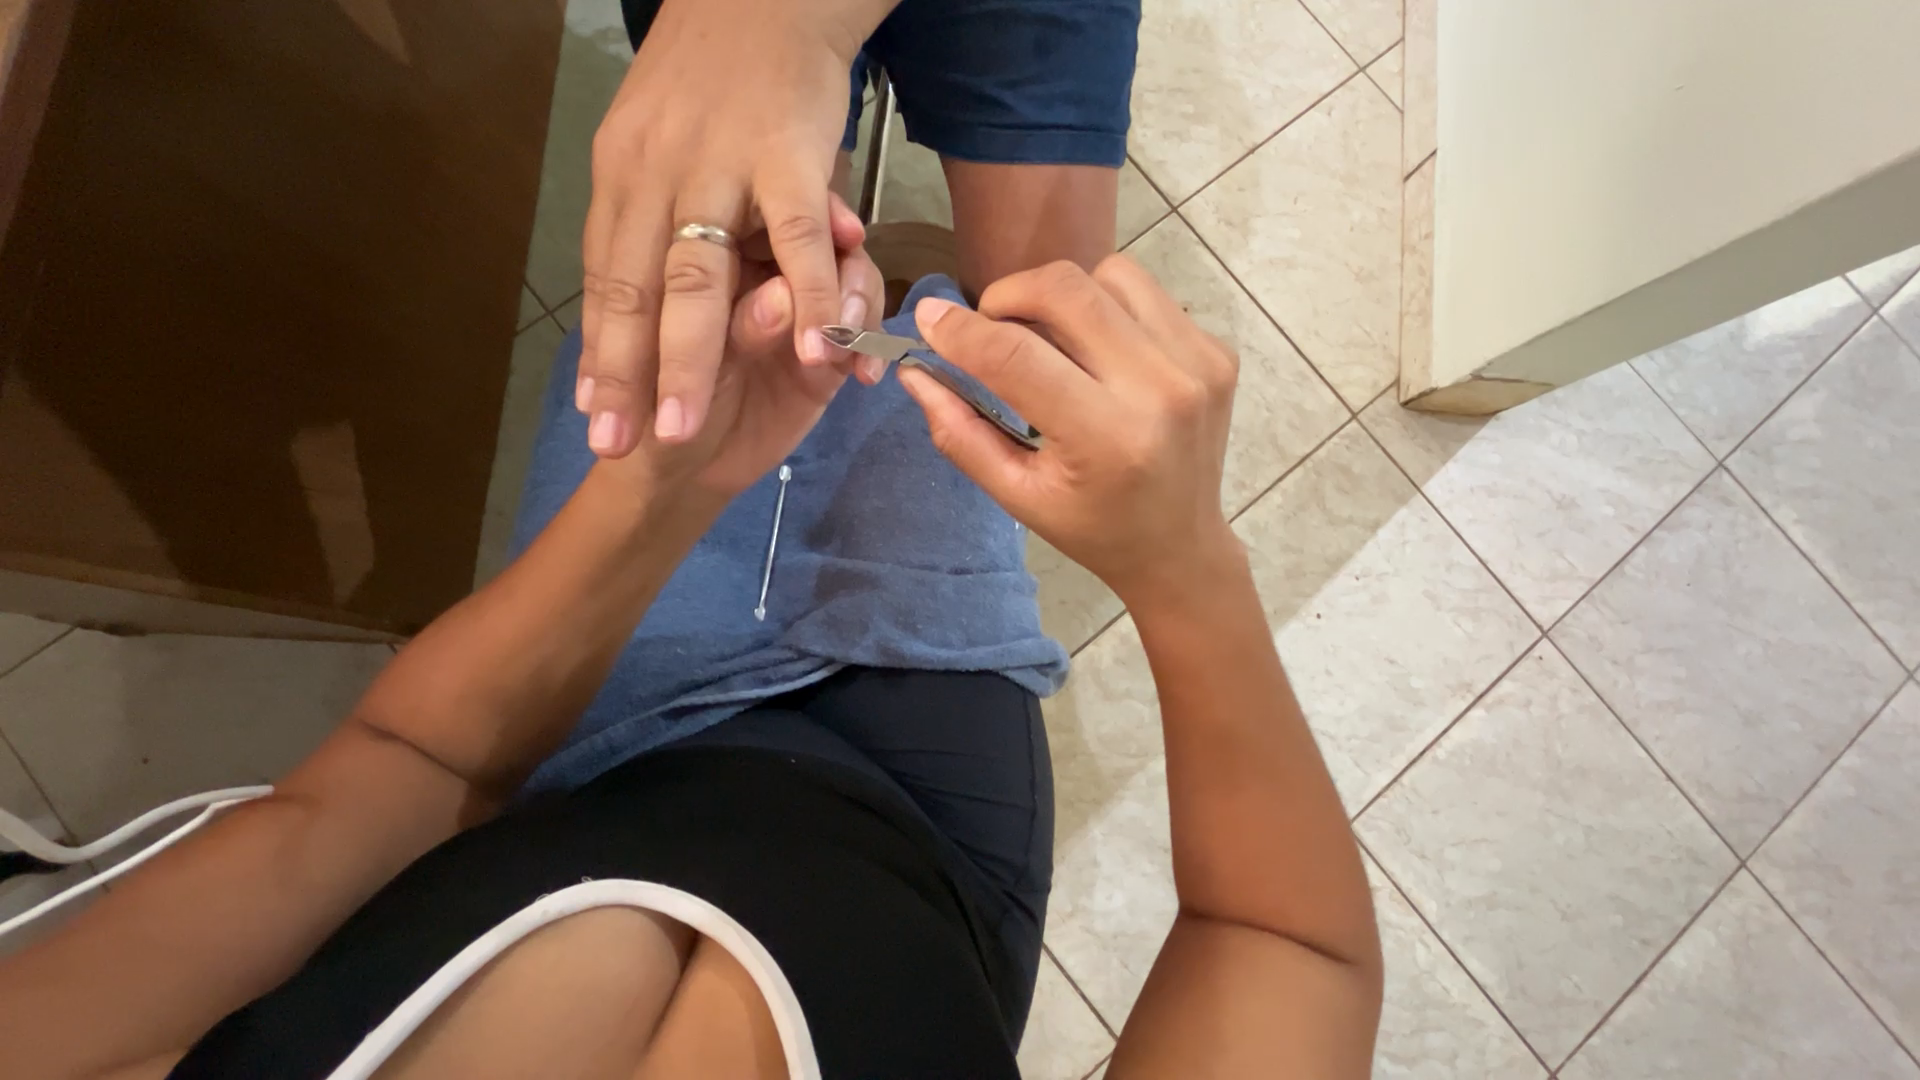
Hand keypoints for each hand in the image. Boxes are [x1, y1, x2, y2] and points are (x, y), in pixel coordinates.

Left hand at [577, 0, 886, 459]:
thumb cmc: (714, 81)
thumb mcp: (657, 144)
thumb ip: (652, 217)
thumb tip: (647, 290)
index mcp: (623, 178)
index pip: (607, 283)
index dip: (600, 353)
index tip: (594, 418)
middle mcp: (656, 177)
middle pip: (637, 293)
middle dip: (626, 377)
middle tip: (617, 448)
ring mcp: (721, 169)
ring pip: (698, 278)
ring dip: (689, 361)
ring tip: (681, 429)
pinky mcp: (789, 160)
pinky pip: (798, 241)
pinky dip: (806, 300)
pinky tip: (809, 354)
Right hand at [897, 259, 1243, 606]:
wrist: (1181, 545)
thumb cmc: (1091, 529)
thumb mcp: (1017, 495)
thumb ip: (959, 433)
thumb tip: (915, 371)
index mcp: (1106, 438)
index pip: (1017, 356)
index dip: (962, 330)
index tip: (928, 318)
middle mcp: (1159, 388)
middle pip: (1066, 289)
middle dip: (1008, 296)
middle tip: (991, 327)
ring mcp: (1197, 363)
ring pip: (1108, 276)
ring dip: (1062, 297)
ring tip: (1051, 342)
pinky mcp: (1217, 351)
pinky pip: (1145, 294)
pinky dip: (1107, 309)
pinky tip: (1101, 354)